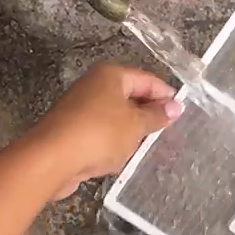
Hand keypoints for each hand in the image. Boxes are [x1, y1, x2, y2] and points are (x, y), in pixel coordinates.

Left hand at [22, 64, 182, 198]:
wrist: (52, 159)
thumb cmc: (99, 134)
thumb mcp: (136, 125)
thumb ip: (156, 115)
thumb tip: (175, 106)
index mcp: (111, 75)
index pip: (147, 80)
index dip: (166, 95)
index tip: (182, 114)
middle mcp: (94, 86)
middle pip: (130, 96)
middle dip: (149, 115)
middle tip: (169, 133)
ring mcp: (81, 108)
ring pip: (116, 117)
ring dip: (133, 132)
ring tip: (150, 148)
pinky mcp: (73, 131)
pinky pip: (102, 133)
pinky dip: (115, 143)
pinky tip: (124, 158)